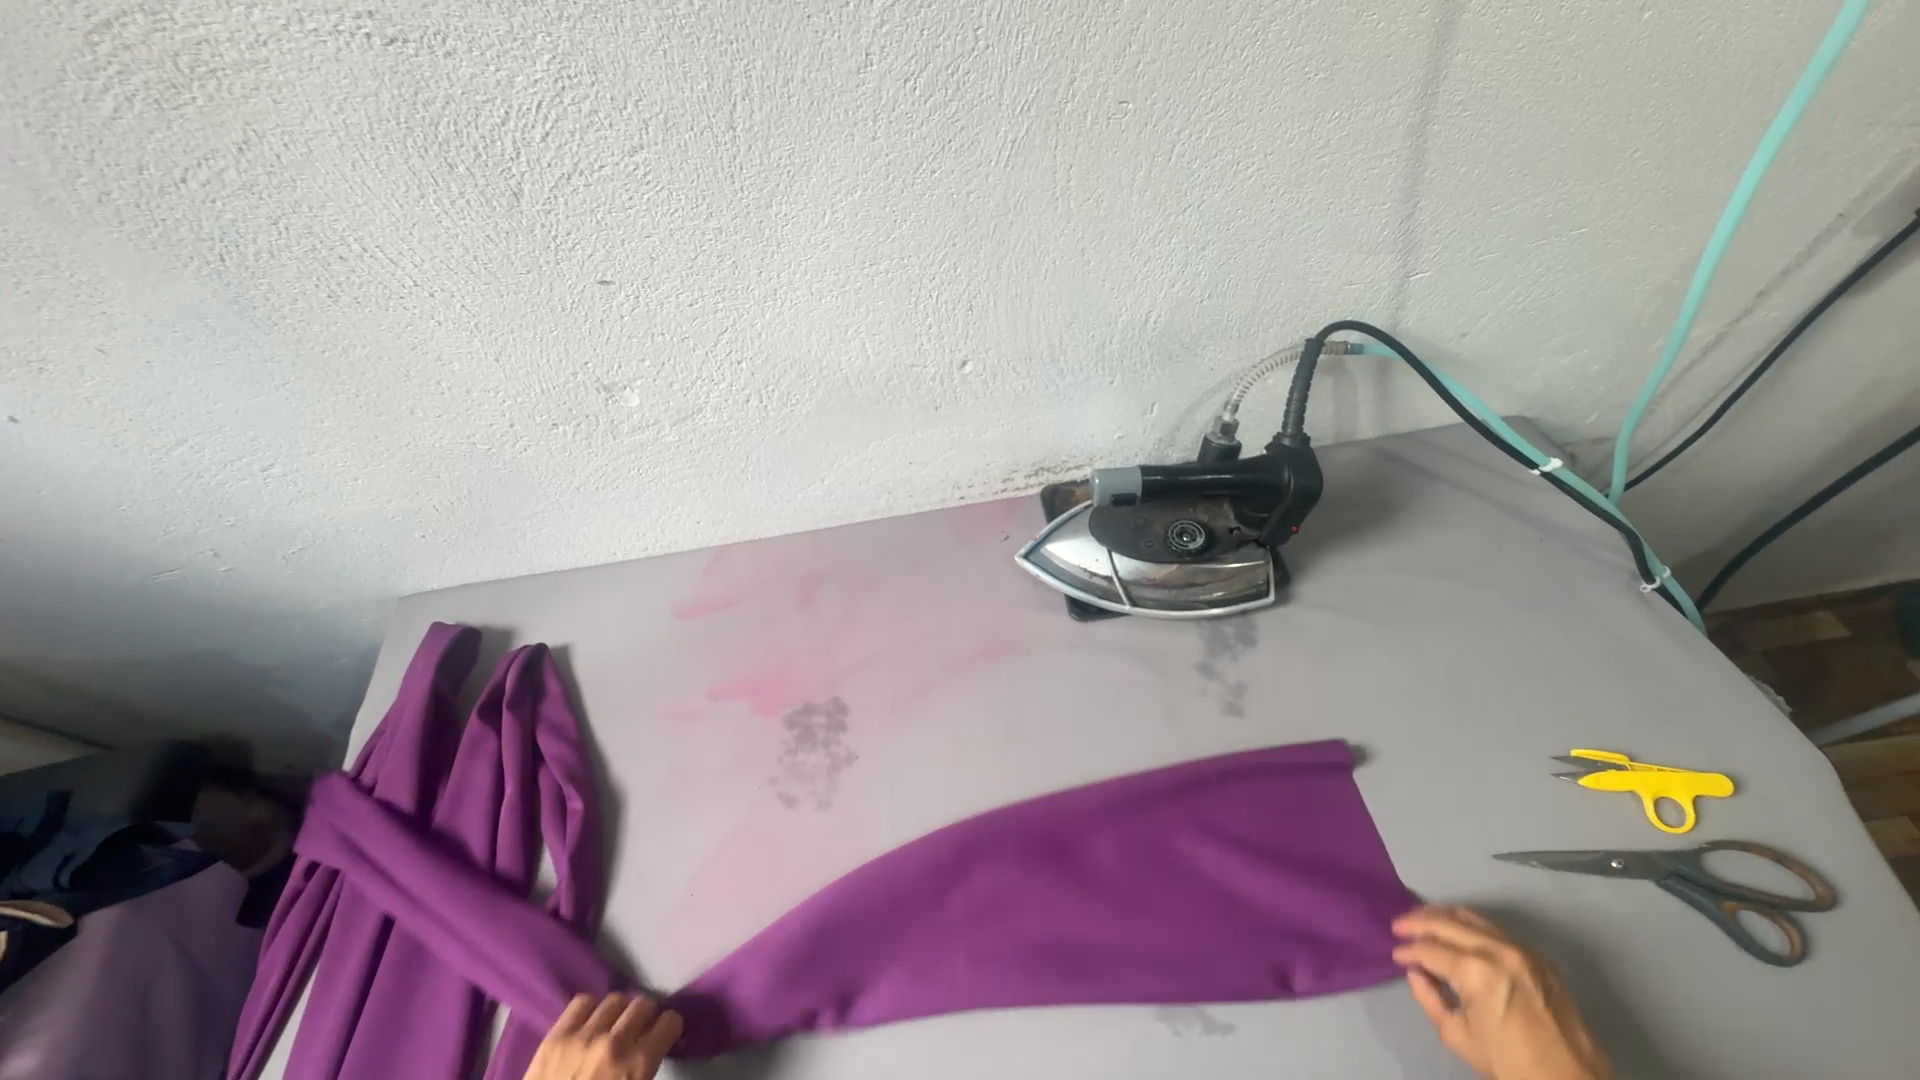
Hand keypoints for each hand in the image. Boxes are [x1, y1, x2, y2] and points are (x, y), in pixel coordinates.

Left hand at [524, 993, 683, 1079]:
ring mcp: (582, 1037)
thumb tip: (656, 1050)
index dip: (668, 1029)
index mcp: (637, 1065)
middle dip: (646, 1018)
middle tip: (638, 1033)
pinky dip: (591, 1010)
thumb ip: (646, 1072)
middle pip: (644, 1004)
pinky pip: (583, 1002)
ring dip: (619, 1013)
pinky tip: (589, 1025)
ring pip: (616, 999)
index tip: (662, 1037)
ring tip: (612, 1028)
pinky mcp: (555, 1038)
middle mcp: (614, 1043)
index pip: (670, 1021)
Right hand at [1391, 906, 1611, 1079]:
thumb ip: (1429, 998)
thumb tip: (1416, 972)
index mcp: (1476, 972)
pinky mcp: (1539, 956)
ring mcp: (1522, 950)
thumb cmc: (1512, 1066)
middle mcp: (1498, 951)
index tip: (1396, 955)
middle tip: (1398, 926)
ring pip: (1471, 916)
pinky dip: (1469, 925)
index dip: (1407, 951)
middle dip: (1417, 922)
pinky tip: (1458, 933)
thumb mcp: (1459, 1037)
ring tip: (1423, 922)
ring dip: (1442, 916)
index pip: (1429, 949)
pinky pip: (1495, 928)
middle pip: (1446, 922)